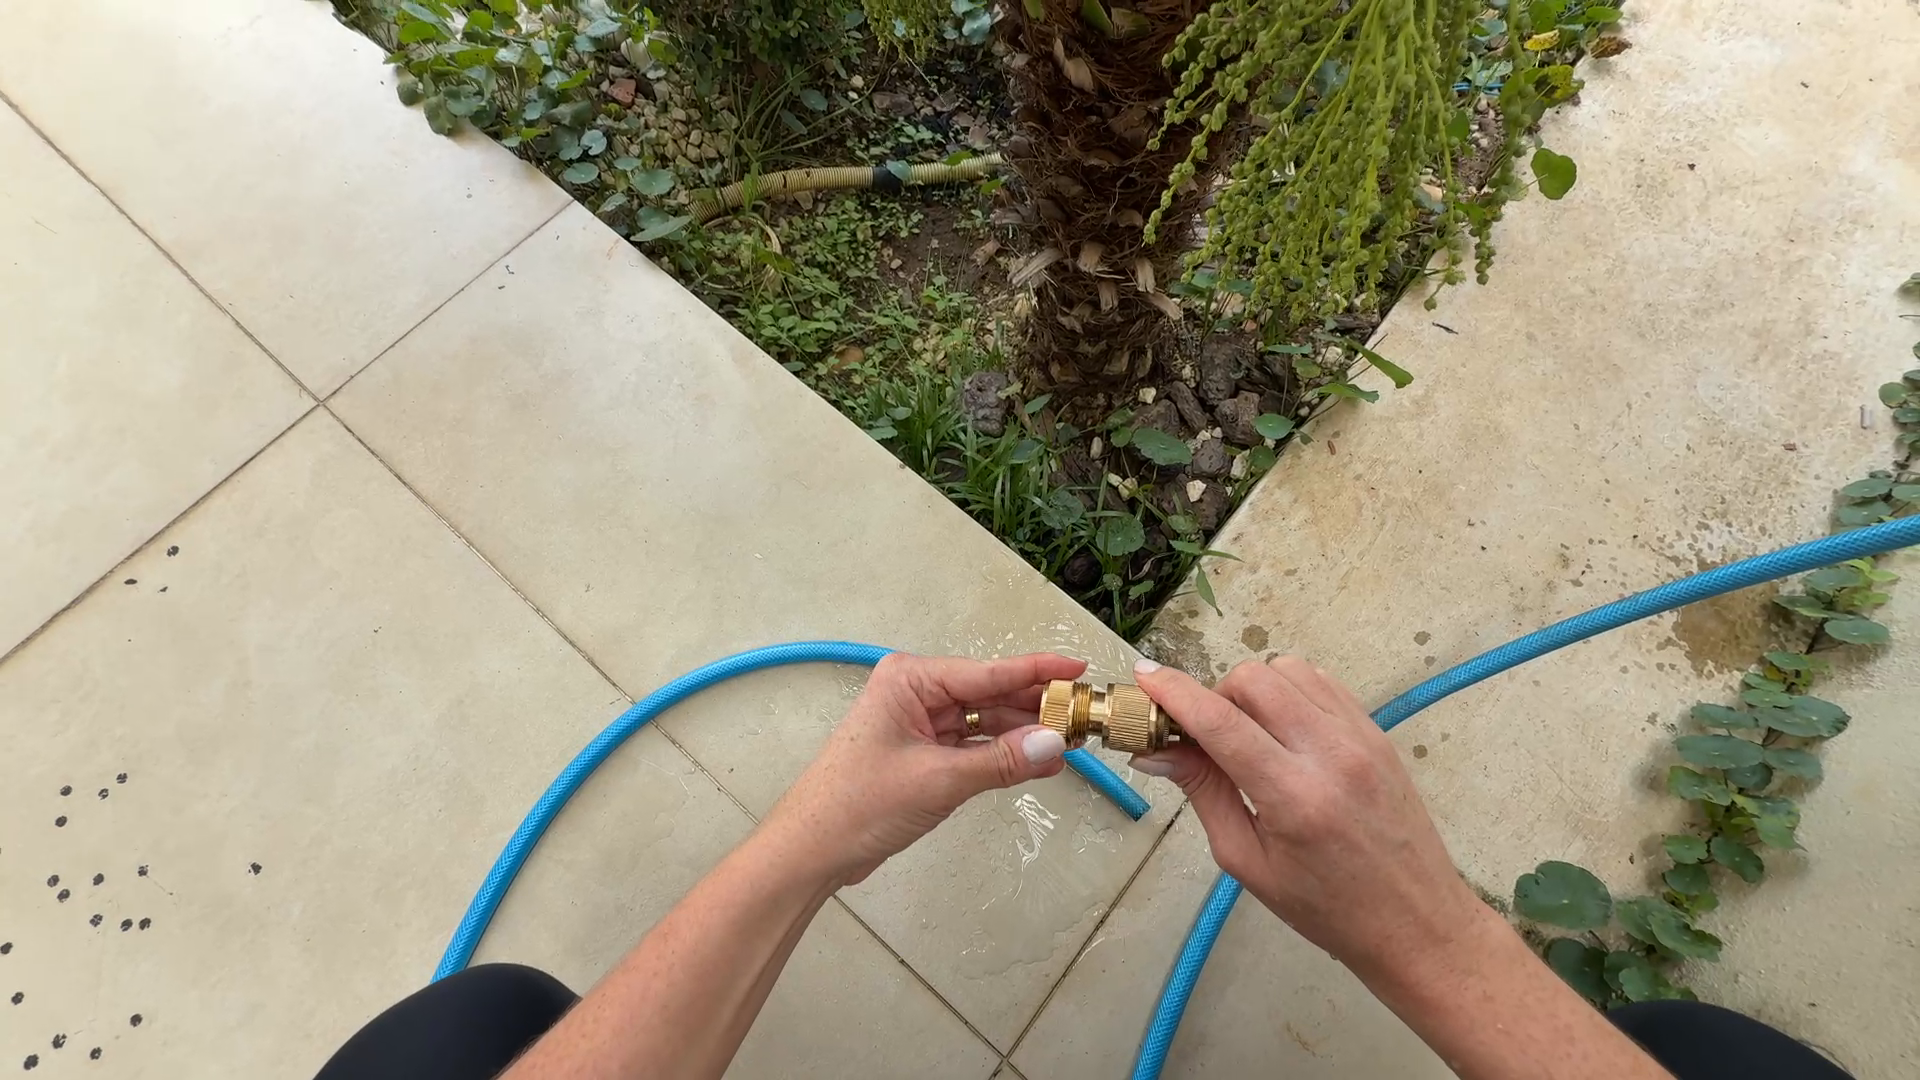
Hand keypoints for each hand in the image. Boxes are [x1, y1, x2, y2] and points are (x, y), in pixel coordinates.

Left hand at [764, 651, 1084, 885]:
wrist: (812, 851)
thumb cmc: (863, 804)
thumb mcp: (939, 780)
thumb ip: (1001, 761)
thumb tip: (1057, 744)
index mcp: (911, 680)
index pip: (987, 671)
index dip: (1036, 670)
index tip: (1078, 666)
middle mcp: (917, 692)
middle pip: (988, 694)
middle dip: (1034, 706)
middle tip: (1083, 716)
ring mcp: (920, 722)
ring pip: (984, 721)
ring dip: (1022, 733)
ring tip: (1071, 742)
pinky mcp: (923, 752)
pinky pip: (972, 745)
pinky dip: (1001, 754)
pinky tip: (1039, 761)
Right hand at [1129, 656, 1484, 981]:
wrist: (1420, 926)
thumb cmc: (1325, 907)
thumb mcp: (1245, 860)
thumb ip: (1201, 791)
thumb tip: (1153, 749)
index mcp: (1294, 798)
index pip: (1220, 721)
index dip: (1173, 691)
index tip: (1143, 677)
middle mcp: (1332, 755)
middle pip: (1253, 679)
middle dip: (1215, 695)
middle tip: (1208, 736)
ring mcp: (1361, 737)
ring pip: (1286, 669)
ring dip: (1252, 690)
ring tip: (1250, 733)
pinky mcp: (1376, 730)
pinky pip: (1318, 680)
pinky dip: (1287, 690)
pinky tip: (1283, 728)